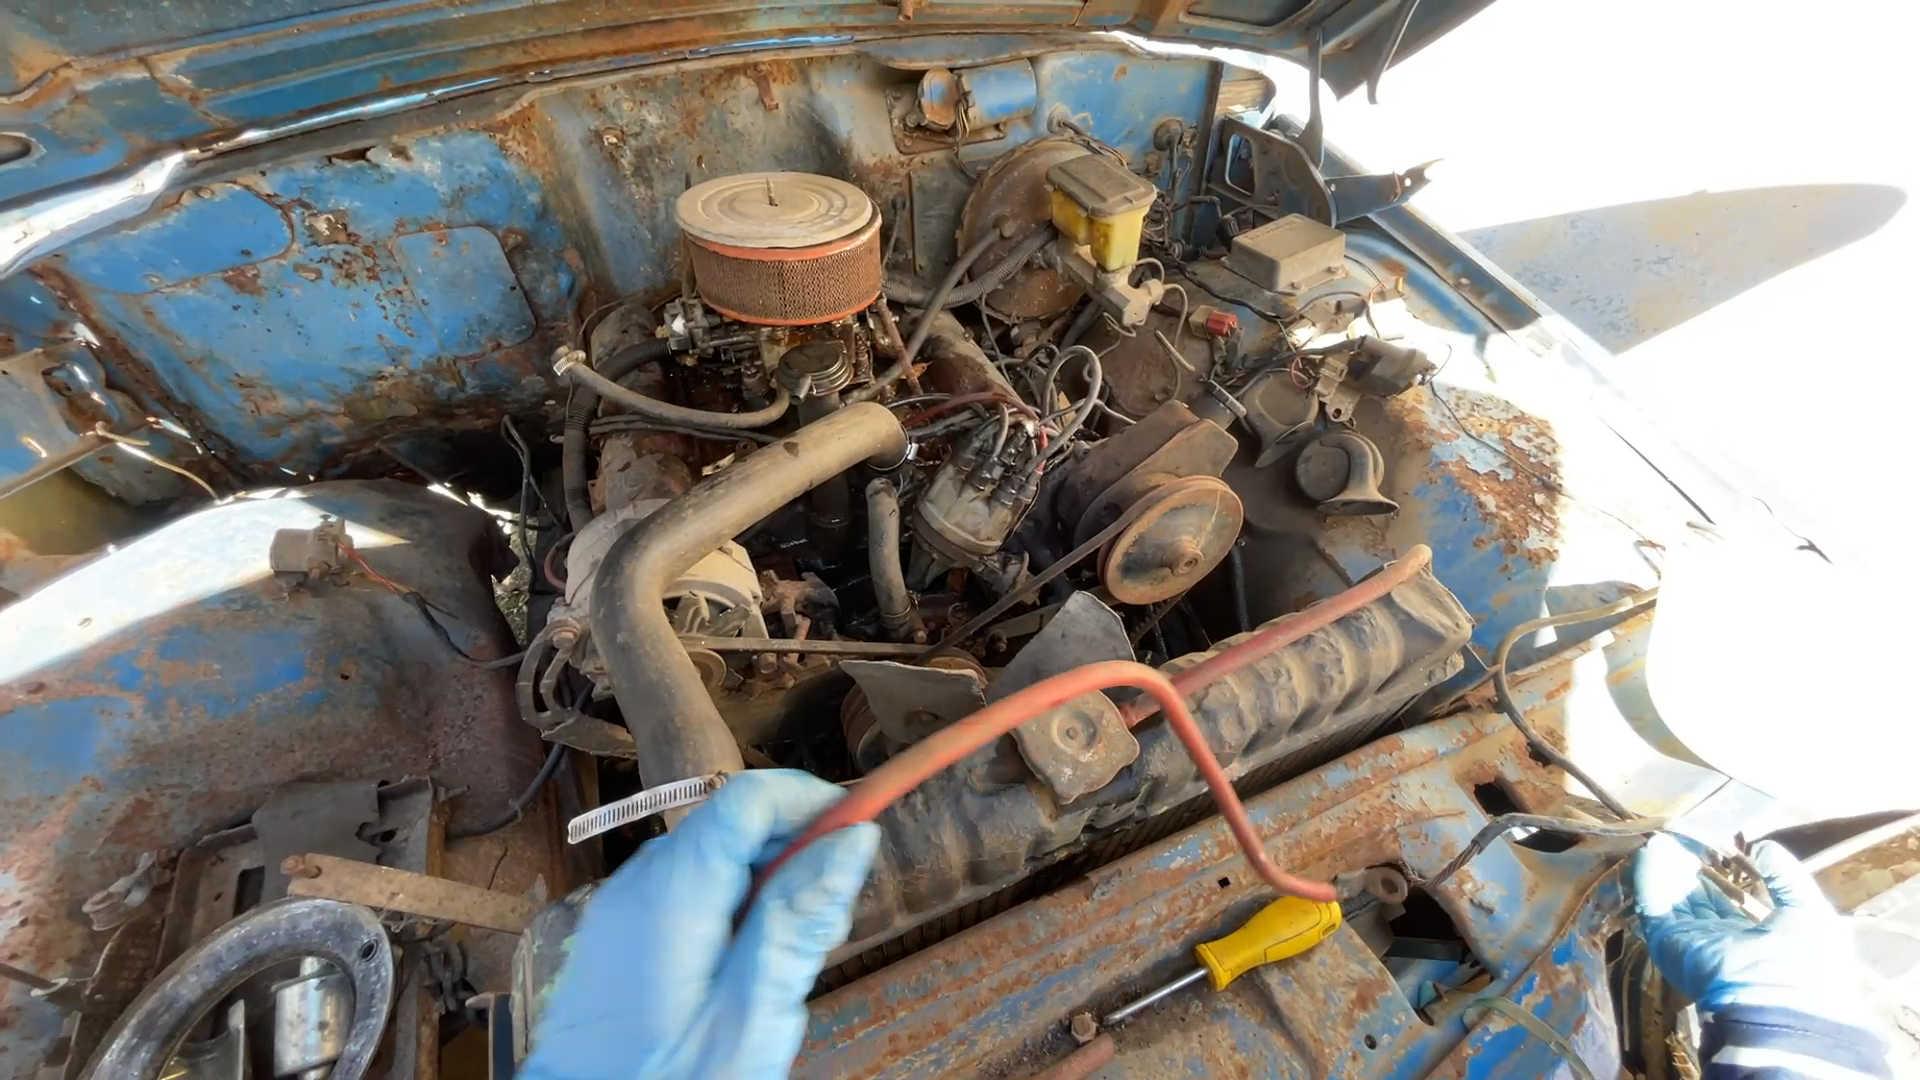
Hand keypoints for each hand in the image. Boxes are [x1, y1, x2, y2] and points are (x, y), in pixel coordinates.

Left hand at [521, 770, 879, 1079]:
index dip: (811, 802)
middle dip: (798, 853)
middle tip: (825, 929)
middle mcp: (643, 878)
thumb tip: (856, 836)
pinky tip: (748, 965)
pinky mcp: (628, 924)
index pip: (750, 798)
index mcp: (671, 892)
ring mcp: (629, 900)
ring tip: (785, 963)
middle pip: (742, 822)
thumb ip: (800, 921)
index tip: (855, 842)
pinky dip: (742, 903)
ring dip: (774, 882)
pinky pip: (702, 882)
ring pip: (727, 851)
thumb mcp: (748, 1021)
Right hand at [1632, 834, 1859, 1019]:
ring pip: (1669, 895)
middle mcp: (1716, 937)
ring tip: (1662, 839)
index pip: (1724, 901)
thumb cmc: (1807, 962)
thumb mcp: (1811, 914)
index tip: (1708, 849)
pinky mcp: (1665, 936)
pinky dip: (1649, 876)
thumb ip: (1787, 879)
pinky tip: (1650, 851)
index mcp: (1750, 937)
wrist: (1781, 999)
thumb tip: (1764, 846)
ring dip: (1664, 867)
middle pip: (1691, 896)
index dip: (1715, 876)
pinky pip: (1653, 901)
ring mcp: (1688, 937)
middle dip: (1684, 868)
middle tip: (1678, 838)